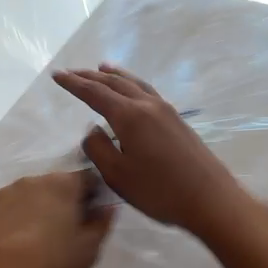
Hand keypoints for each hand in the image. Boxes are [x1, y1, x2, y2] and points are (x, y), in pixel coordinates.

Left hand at [0, 171, 114, 267]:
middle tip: (70, 232)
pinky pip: (10, 210)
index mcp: (62, 184)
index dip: (95, 195)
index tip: (94, 217)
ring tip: (41, 241)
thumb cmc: (50, 265)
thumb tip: (106, 207)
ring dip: (40, 210)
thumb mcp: (88, 249)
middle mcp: (33, 181)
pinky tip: (18, 245)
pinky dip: (18, 220)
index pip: (88, 178)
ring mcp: (5, 195)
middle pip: (57, 186)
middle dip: (66, 202)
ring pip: (32, 197)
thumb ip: (101, 223)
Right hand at [51, 64, 262, 239]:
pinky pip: (147, 91)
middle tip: (72, 71)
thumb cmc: (159, 191)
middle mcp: (147, 104)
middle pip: (114, 82)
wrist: (210, 199)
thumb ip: (98, 148)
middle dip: (91, 76)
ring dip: (115, 75)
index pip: (94, 93)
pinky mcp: (177, 120)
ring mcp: (166, 110)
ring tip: (101, 68)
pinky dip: (132, 84)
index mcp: (129, 115)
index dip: (73, 84)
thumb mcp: (118, 175)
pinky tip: (132, 91)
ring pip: (134, 83)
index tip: (57, 75)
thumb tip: (93, 129)